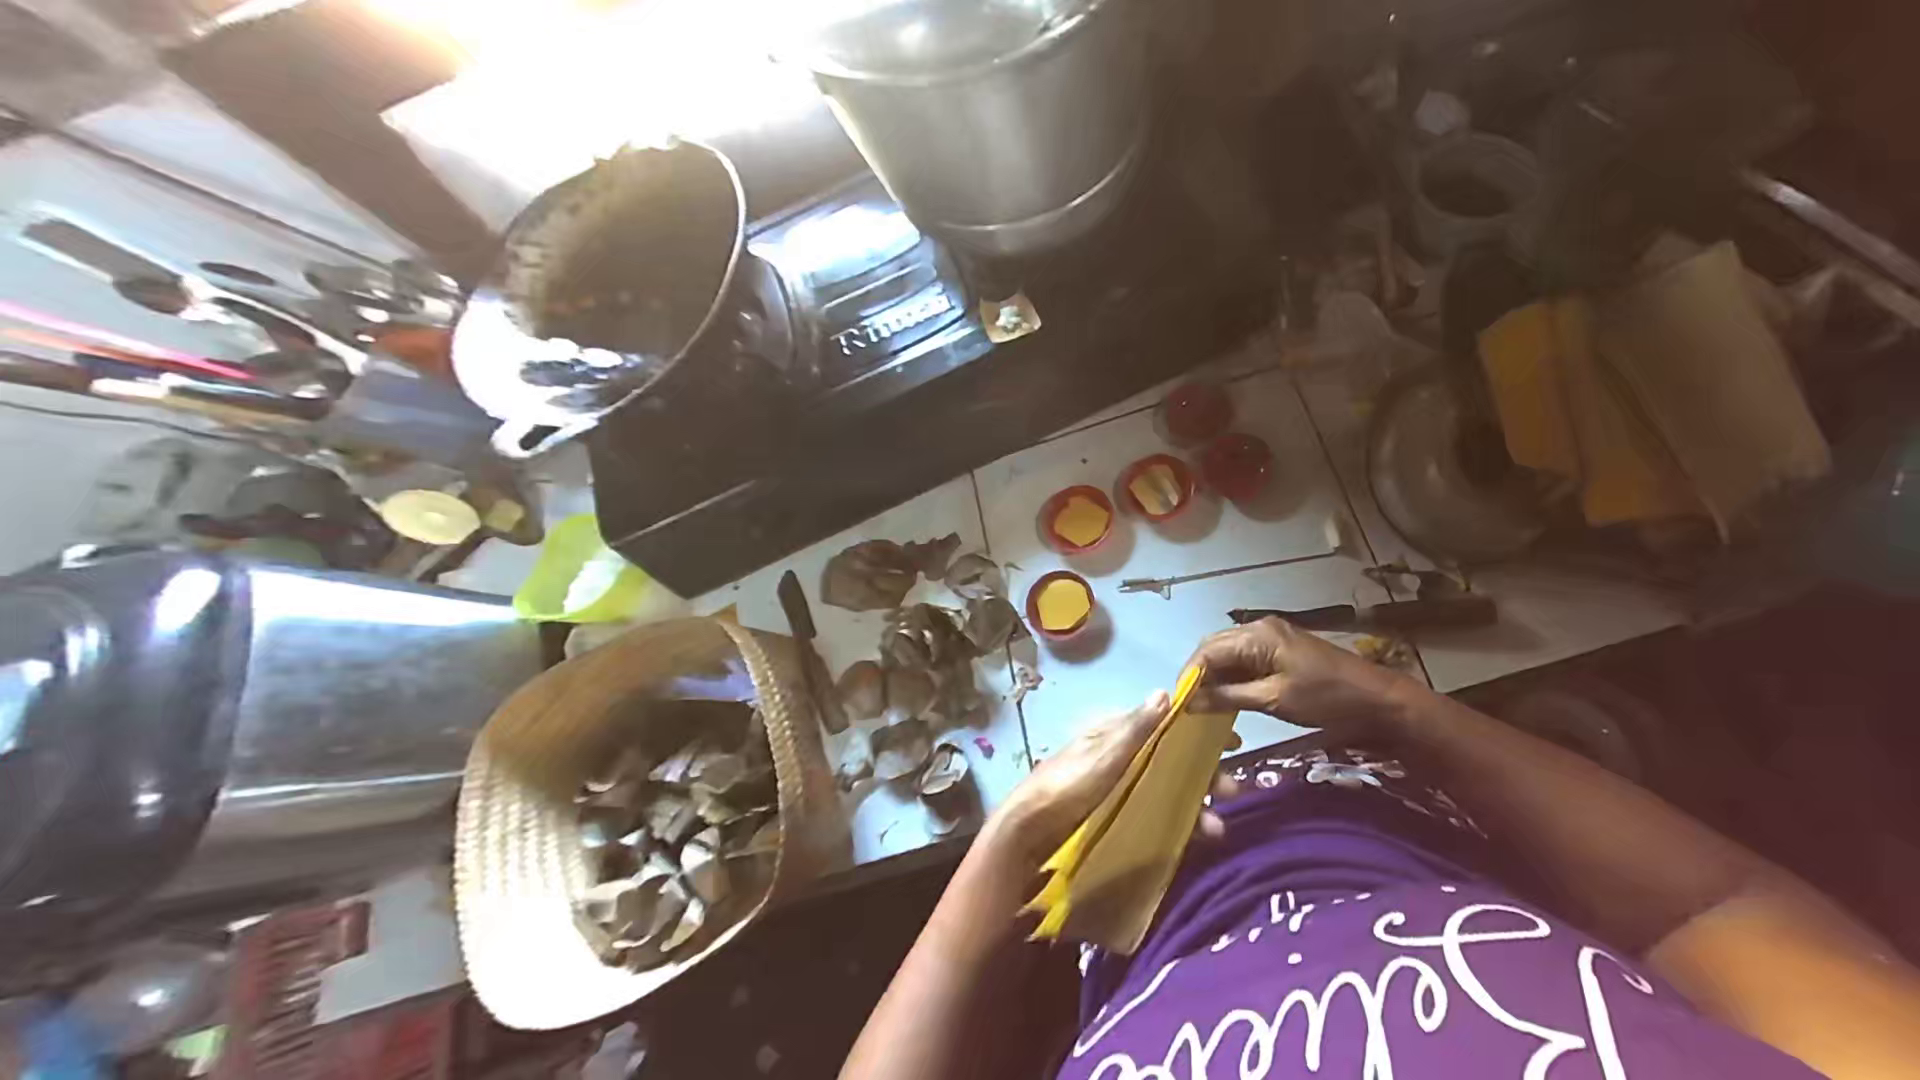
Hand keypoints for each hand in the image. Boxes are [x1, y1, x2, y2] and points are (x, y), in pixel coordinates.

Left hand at [984, 692, 1233, 871]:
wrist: (1030, 833)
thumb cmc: (1067, 787)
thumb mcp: (1103, 757)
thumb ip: (1134, 730)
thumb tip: (1166, 692)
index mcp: (1114, 734)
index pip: (1163, 724)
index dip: (1196, 731)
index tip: (1231, 742)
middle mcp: (1120, 756)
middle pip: (1171, 759)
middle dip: (1204, 773)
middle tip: (1233, 791)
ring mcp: (1119, 787)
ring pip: (1168, 788)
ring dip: (1196, 803)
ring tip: (1217, 827)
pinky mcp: (1118, 815)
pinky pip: (1157, 813)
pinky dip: (1180, 822)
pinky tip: (1197, 838)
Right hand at [1188, 617, 1416, 737]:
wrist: (1382, 701)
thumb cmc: (1327, 699)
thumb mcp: (1273, 700)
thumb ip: (1228, 697)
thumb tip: (1190, 702)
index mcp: (1257, 635)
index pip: (1207, 651)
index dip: (1190, 676)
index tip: (1179, 704)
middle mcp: (1259, 628)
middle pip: (1214, 648)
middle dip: (1199, 674)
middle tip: (1190, 705)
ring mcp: (1271, 636)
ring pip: (1227, 653)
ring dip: (1215, 676)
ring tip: (1205, 703)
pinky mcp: (1281, 649)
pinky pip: (1244, 658)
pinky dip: (1233, 676)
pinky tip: (1228, 696)